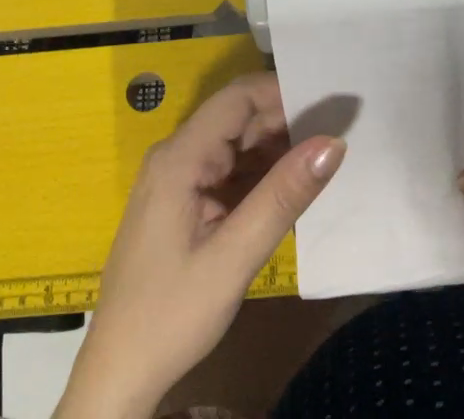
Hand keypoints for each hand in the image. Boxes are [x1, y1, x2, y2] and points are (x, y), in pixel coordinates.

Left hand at [54, 74, 344, 418]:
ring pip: (236, 146)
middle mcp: (175, 158)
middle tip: (342, 133)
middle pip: (238, 119)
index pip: (237, 99)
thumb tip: (332, 142)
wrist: (121, 370)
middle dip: (288, 121)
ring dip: (278, 149)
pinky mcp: (184, 203)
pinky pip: (228, 173)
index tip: (333, 105)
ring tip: (328, 158)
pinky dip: (262, 176)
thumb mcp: (234, 257)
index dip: (284, 92)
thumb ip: (282, 197)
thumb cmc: (172, 314)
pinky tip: (295, 188)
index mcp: (179, 159)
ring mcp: (178, 181)